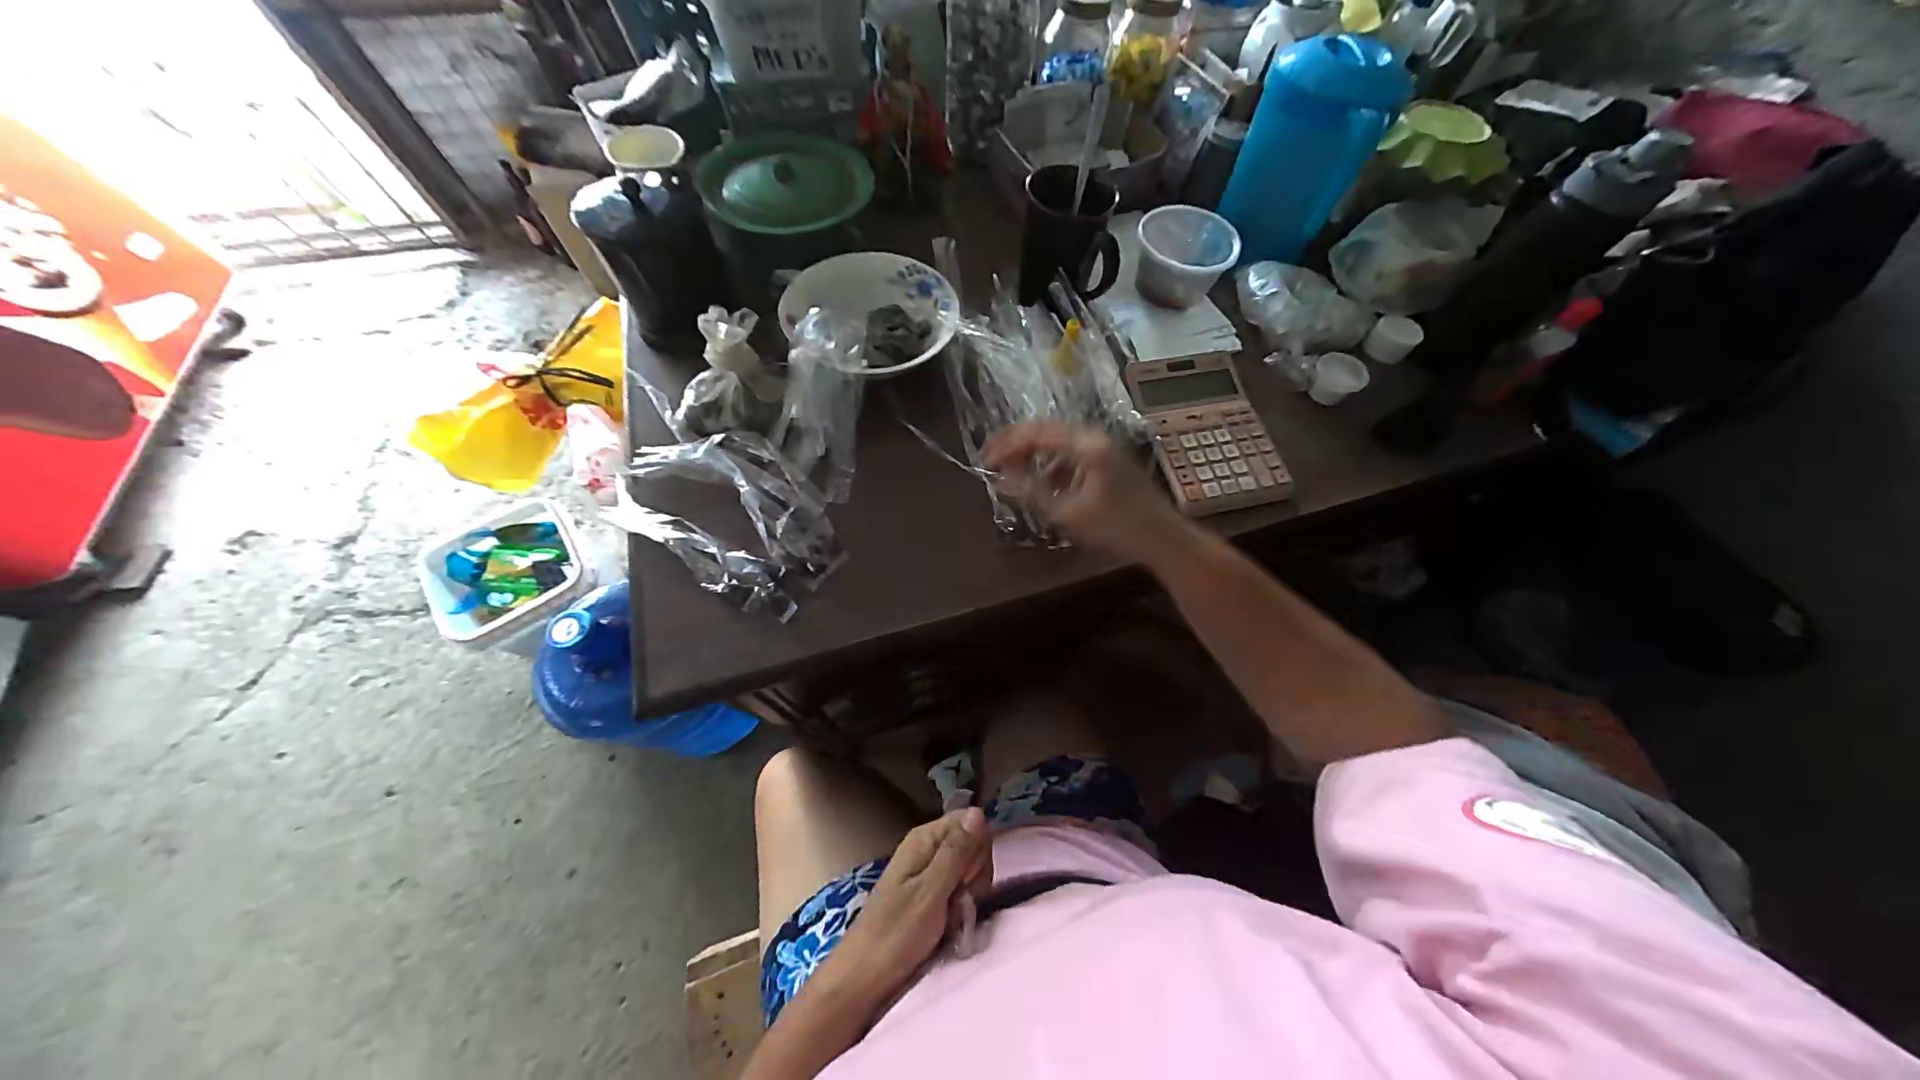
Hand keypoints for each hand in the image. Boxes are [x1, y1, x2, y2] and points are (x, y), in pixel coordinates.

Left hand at [819, 808, 992, 1005]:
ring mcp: (928, 873)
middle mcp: (927, 848)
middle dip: (975, 875)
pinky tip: (950, 925)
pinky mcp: (929, 896)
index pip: (970, 821)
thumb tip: (978, 812)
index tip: (967, 878)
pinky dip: (960, 908)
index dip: (977, 849)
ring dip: (969, 895)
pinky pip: (958, 891)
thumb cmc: (896, 934)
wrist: (865, 978)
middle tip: (959, 901)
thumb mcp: (931, 891)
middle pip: (972, 846)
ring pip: (968, 871)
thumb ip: (956, 852)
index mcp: (924, 839)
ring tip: (952, 918)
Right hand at [983, 421, 1192, 565]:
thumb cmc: (1117, 527)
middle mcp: (1095, 438)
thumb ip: (1031, 491)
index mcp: (1086, 445)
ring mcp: (1104, 448)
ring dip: (1034, 455)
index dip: (1007, 444)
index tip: (985, 459)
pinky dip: (1052, 465)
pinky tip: (1043, 484)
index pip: (1037, 433)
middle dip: (1018, 445)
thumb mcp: (1068, 512)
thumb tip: (999, 478)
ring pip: (1059, 443)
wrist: (1163, 538)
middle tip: (993, 460)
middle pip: (1047, 432)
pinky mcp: (1109, 461)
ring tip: (1013, 473)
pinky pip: (1072, 455)